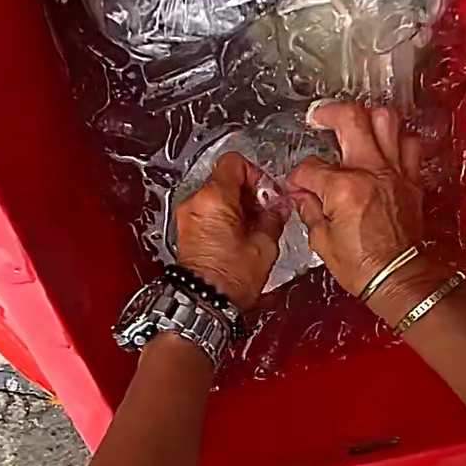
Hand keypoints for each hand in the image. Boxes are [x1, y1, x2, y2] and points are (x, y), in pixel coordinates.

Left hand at [175, 151, 284, 310]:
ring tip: (254, 227)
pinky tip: (239, 237)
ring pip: (216, 197)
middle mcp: (196, 203)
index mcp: (214, 198)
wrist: (205, 302)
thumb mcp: (264, 244)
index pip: (234, 162)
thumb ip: (274, 216)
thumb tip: (278, 207)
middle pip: (224, 179)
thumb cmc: (230, 278)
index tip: (266, 192)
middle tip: (265, 211)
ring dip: (237, 206)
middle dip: (248, 192)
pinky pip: (207, 214)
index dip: (255, 173)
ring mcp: (188, 218)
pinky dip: (224, 218)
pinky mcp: (187, 232)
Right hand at [288, 102, 426, 299]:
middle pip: (352, 119)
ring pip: (386, 120)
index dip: (297, 177)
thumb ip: (309, 208)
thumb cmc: (358, 264)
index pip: (309, 168)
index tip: (295, 187)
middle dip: (329, 113)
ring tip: (353, 123)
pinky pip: (408, 144)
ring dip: (366, 116)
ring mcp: (395, 172)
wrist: (396, 276)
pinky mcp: (411, 179)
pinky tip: (382, 145)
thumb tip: (301, 193)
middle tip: (318, 116)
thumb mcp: (320, 239)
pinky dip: (394, 139)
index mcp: (343, 188)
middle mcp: (371, 171)